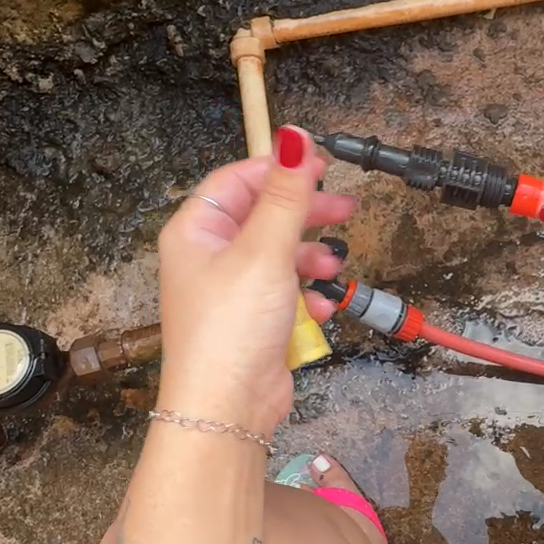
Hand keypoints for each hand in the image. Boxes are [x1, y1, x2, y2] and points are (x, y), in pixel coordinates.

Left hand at [155, 128, 351, 434]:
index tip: (322, 165)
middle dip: (306, 215)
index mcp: (197, 231)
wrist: (228, 407)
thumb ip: (286, 194)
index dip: (280, 169)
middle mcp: (211, 256)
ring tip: (332, 270)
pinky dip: (307, 297)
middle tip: (345, 209)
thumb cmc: (232, 327)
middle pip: (265, 216)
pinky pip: (287, 293)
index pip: (239, 180)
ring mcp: (234, 290)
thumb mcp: (265, 250)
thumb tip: (296, 136)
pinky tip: (320, 308)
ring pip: (281, 256)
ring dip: (311, 259)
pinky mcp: (255, 320)